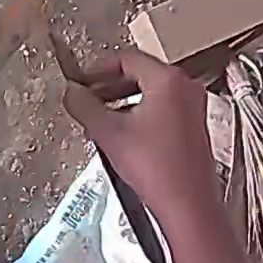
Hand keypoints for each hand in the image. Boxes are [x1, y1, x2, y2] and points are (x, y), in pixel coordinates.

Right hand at [63, 49, 222, 227]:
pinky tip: (118, 134)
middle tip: (85, 98)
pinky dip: (135, 115)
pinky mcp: (190, 128)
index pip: (127, 59)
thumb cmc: (158, 169)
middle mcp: (184, 90)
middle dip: (108, 87)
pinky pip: (158, 110)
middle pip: (138, 75)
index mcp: (168, 81)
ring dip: (120, 102)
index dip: (97, 69)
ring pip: (148, 93)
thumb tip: (71, 92)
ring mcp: (191, 108)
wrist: (186, 203)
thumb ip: (84, 106)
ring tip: (97, 117)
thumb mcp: (108, 132)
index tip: (80, 81)